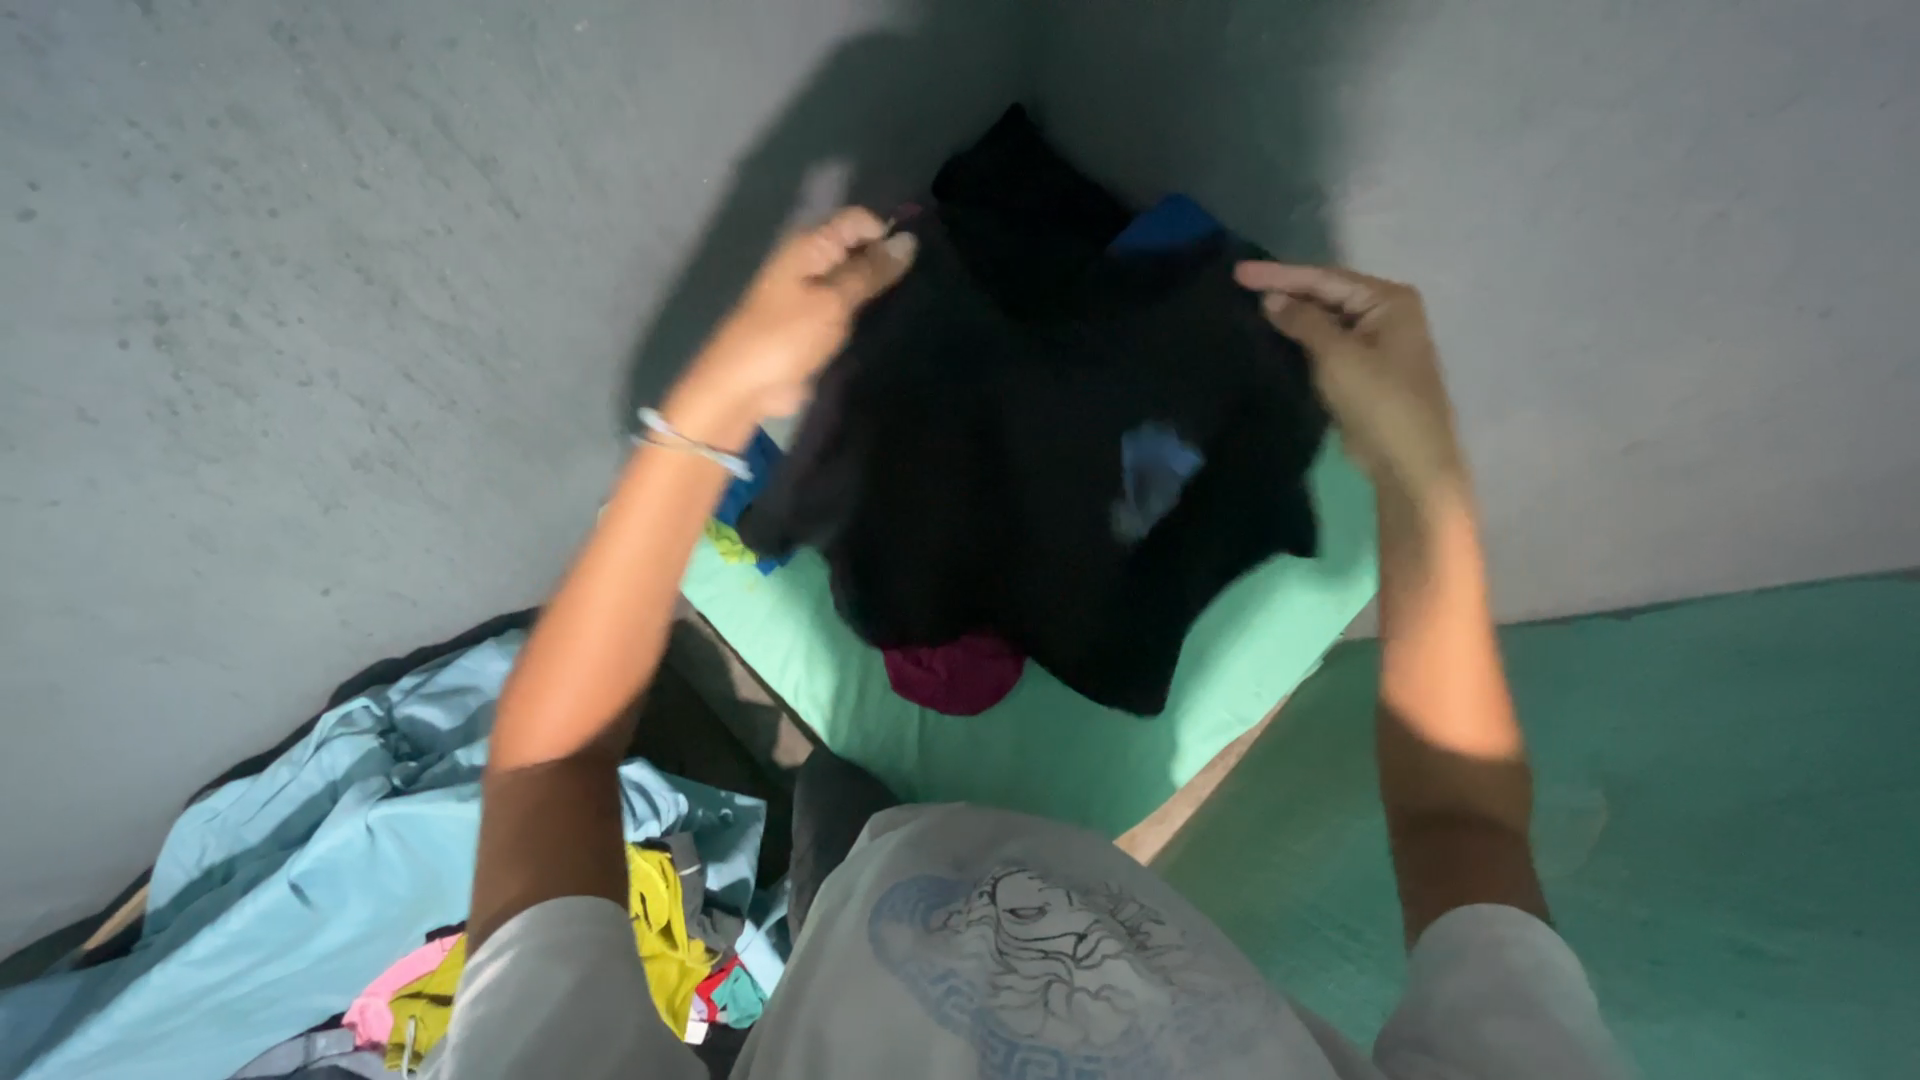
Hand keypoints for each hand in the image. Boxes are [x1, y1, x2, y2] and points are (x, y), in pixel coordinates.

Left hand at [676, 207, 917, 424]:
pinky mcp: (819, 325)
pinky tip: (892, 323)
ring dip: (881, 291)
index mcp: (810, 245)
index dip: (886, 234)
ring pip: (858, 281)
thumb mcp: (833, 301)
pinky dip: (869, 313)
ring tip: (912, 305)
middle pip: (858, 249)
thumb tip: (908, 241)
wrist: (747, 385)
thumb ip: (870, 271)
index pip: (857, 220)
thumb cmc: (787, 336)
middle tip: (920, 286)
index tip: (912, 263)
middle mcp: (813, 263)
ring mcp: (815, 296)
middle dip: (887, 262)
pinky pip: (851, 309)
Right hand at [1235, 261, 1465, 500]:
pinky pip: (1324, 343)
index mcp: (1387, 300)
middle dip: (1284, 290)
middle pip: (1325, 294)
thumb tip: (1270, 299)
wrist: (1406, 458)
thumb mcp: (1337, 355)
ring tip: (1247, 306)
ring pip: (1323, 319)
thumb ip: (1303, 321)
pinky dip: (1298, 338)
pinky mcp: (1360, 369)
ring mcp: (1373, 342)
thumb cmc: (1378, 399)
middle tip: (1239, 285)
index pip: (1325, 278)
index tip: (1239, 272)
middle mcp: (1384, 313)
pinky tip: (1271, 336)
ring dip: (1289, 314)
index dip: (1280, 275)